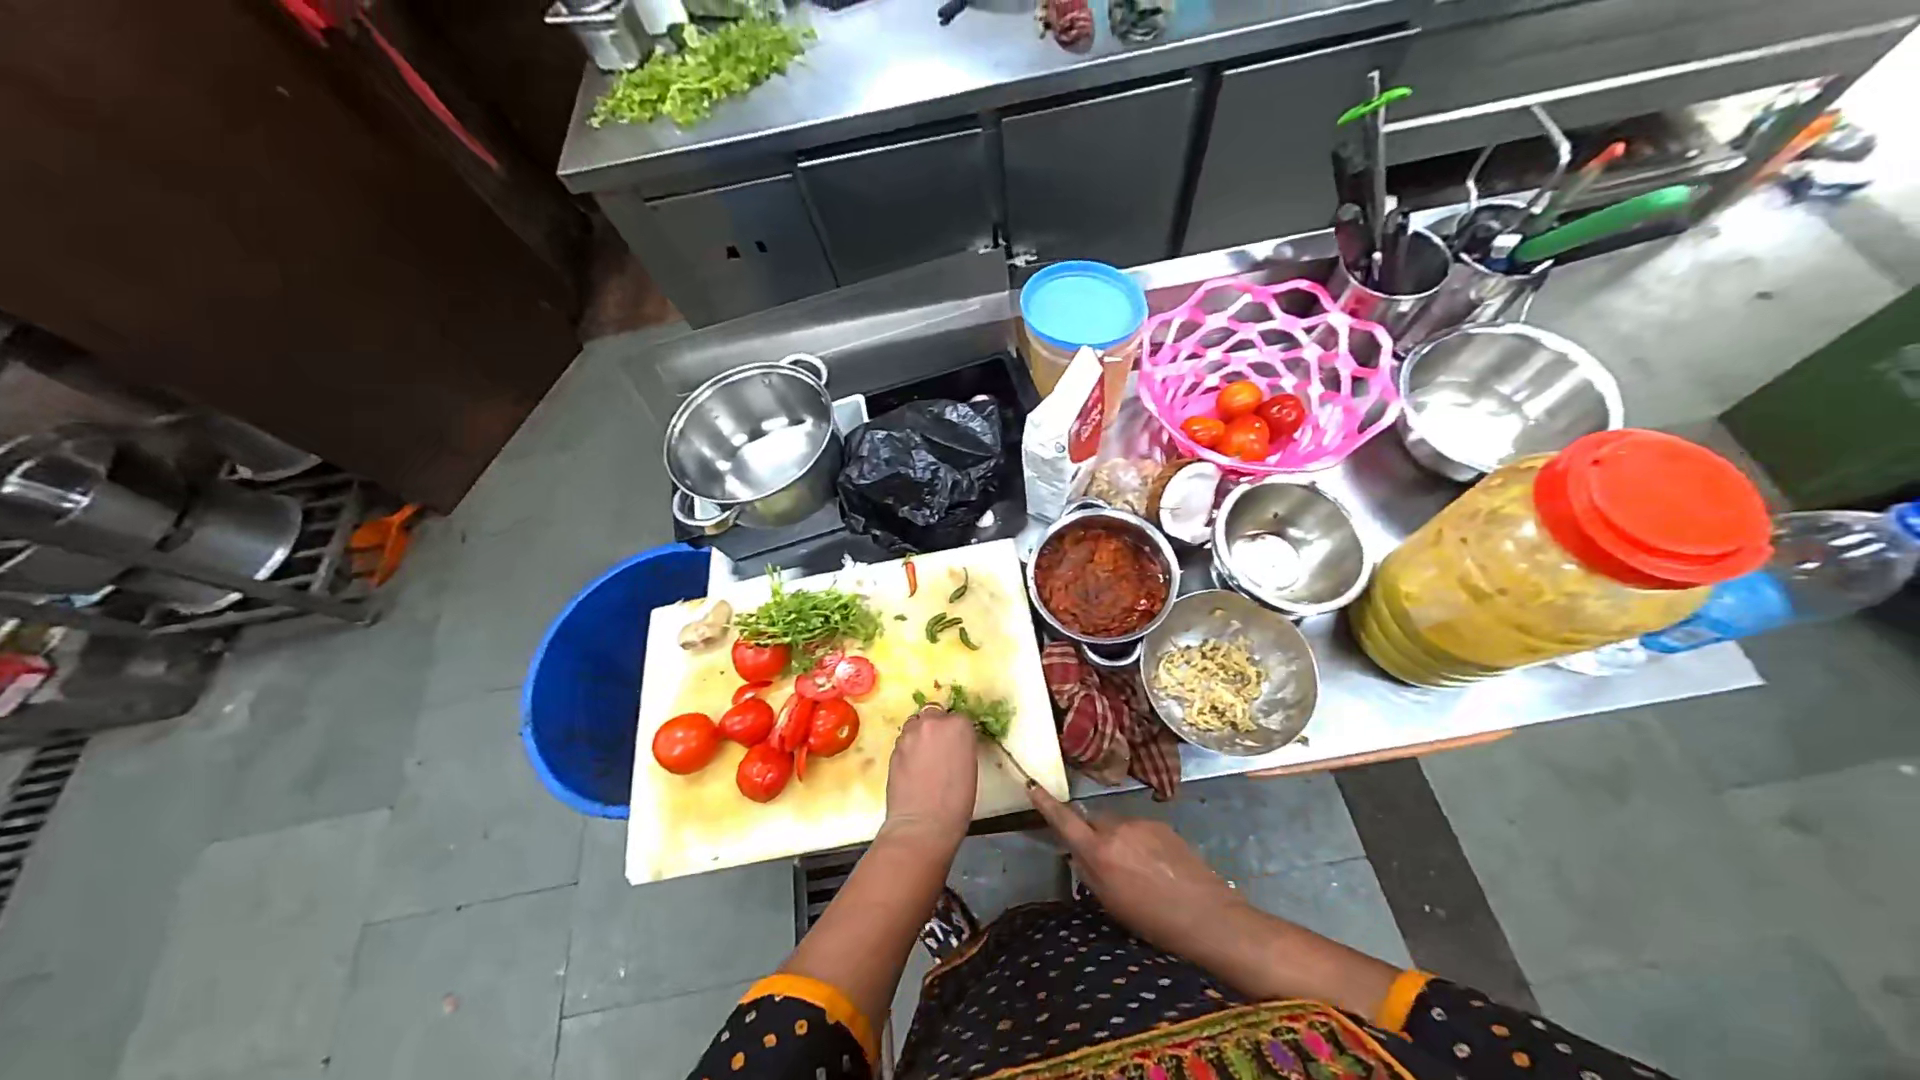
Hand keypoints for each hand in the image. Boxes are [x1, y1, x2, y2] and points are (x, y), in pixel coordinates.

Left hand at [881, 706, 978, 848]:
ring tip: (923, 757)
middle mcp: (933, 723)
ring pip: (915, 724)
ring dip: (920, 734)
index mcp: (958, 726)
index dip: (958, 733)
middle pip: (934, 714)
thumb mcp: (969, 767)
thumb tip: (951, 745)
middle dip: (936, 727)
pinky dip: (909, 748)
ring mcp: (910, 734)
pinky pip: (904, 740)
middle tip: (939, 749)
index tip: (957, 746)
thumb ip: (960, 746)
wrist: (924, 823)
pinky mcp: (894, 748)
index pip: (960, 718)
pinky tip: (912, 767)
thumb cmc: (957, 802)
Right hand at [1028, 785, 1249, 955]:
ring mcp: (1141, 823)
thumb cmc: (1153, 919)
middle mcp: (1117, 828)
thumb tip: (1077, 852)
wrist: (1207, 915)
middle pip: (1093, 821)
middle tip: (1102, 861)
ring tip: (1135, 870)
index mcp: (1099, 851)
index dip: (1046, 804)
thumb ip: (1088, 871)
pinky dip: (1138, 841)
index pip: (1065, 821)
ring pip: (1117, 825)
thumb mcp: (1110, 902)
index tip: (1032, 786)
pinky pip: (1138, 828)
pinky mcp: (1162, 824)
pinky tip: (1154, 866)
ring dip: (1117, 839)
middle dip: (1092, 834)